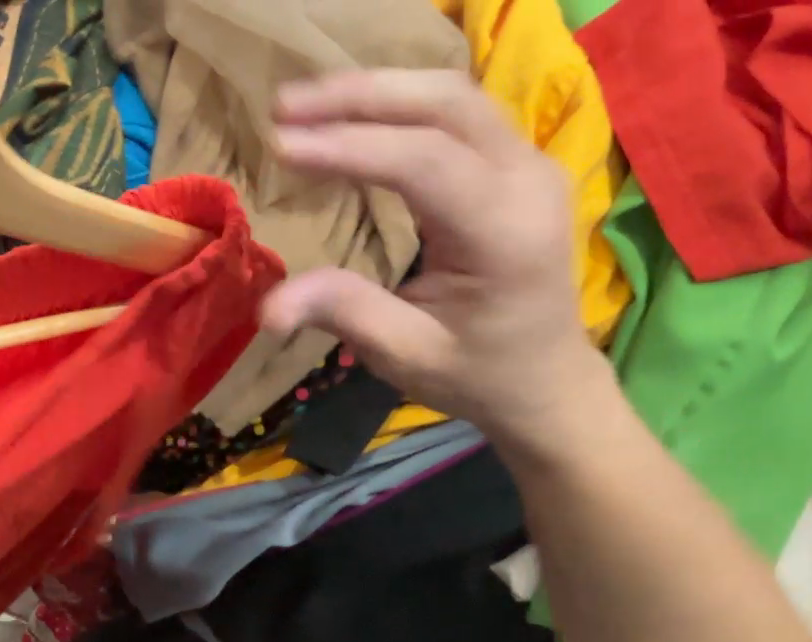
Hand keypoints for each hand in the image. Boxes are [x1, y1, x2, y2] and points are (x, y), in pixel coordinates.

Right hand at [262, 70, 614, 445]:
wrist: (543, 379)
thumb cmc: (474, 373)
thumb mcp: (406, 354)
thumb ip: (345, 314)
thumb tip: (267, 307)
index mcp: (503, 230)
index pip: (424, 161)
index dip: (349, 147)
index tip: (280, 146)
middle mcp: (526, 179)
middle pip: (446, 104)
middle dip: (361, 96)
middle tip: (283, 105)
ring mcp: (526, 164)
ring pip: (453, 98)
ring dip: (377, 91)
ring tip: (305, 101)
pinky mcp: (512, 165)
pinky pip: (456, 115)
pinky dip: (397, 106)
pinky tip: (351, 114)